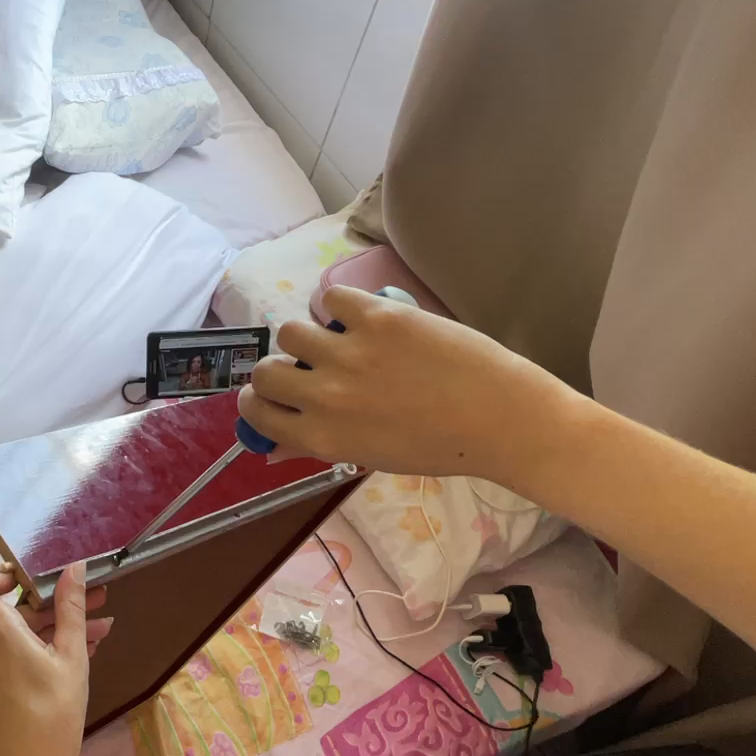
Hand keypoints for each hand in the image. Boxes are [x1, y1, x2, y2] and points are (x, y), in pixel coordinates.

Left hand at [0, 565, 110, 755]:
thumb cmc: (54, 713)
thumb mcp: (71, 657)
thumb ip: (71, 609)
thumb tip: (74, 568)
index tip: (33, 578)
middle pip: (12, 609)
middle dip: (55, 602)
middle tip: (97, 599)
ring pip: (20, 633)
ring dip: (58, 626)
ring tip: (101, 628)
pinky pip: (16, 653)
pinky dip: (45, 647)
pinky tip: (84, 651)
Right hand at [237, 285, 591, 490]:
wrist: (500, 420)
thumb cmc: (434, 448)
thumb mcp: (366, 457)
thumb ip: (315, 448)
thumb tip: (272, 450)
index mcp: (320, 437)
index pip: (258, 412)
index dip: (256, 401)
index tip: (267, 394)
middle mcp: (324, 396)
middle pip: (266, 371)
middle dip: (276, 369)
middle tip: (301, 366)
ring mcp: (349, 353)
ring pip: (292, 331)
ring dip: (307, 336)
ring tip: (334, 339)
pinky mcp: (378, 318)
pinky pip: (332, 298)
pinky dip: (340, 305)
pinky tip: (360, 318)